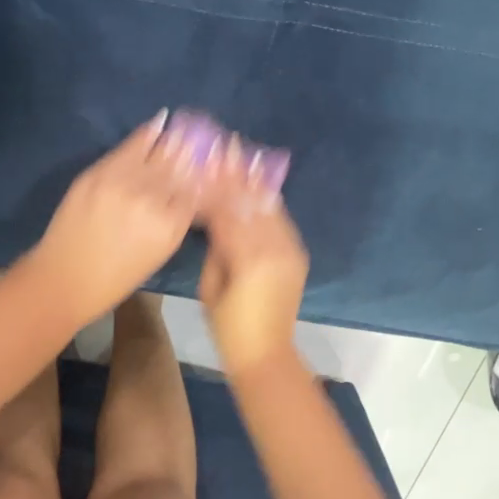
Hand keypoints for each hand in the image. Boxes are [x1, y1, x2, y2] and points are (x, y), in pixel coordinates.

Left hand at [28, 110, 203, 318]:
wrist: (65, 278)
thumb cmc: (115, 278)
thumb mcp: (158, 254)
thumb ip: (176, 221)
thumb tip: (189, 192)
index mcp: (171, 226)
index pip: (197, 190)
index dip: (205, 174)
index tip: (213, 162)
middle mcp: (153, 200)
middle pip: (181, 167)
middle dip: (192, 152)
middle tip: (203, 137)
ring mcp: (125, 182)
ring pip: (158, 153)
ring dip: (174, 140)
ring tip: (184, 127)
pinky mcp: (100, 173)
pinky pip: (131, 147)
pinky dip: (148, 133)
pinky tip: (160, 121)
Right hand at [199, 166, 308, 375]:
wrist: (266, 353)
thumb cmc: (227, 327)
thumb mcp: (210, 286)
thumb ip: (216, 248)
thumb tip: (216, 219)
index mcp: (247, 258)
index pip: (227, 210)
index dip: (213, 184)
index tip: (202, 160)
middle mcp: (273, 247)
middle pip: (251, 201)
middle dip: (235, 173)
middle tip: (224, 146)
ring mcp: (289, 250)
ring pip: (268, 206)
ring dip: (252, 181)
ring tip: (239, 156)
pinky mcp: (297, 254)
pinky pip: (280, 220)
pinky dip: (265, 201)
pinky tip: (255, 185)